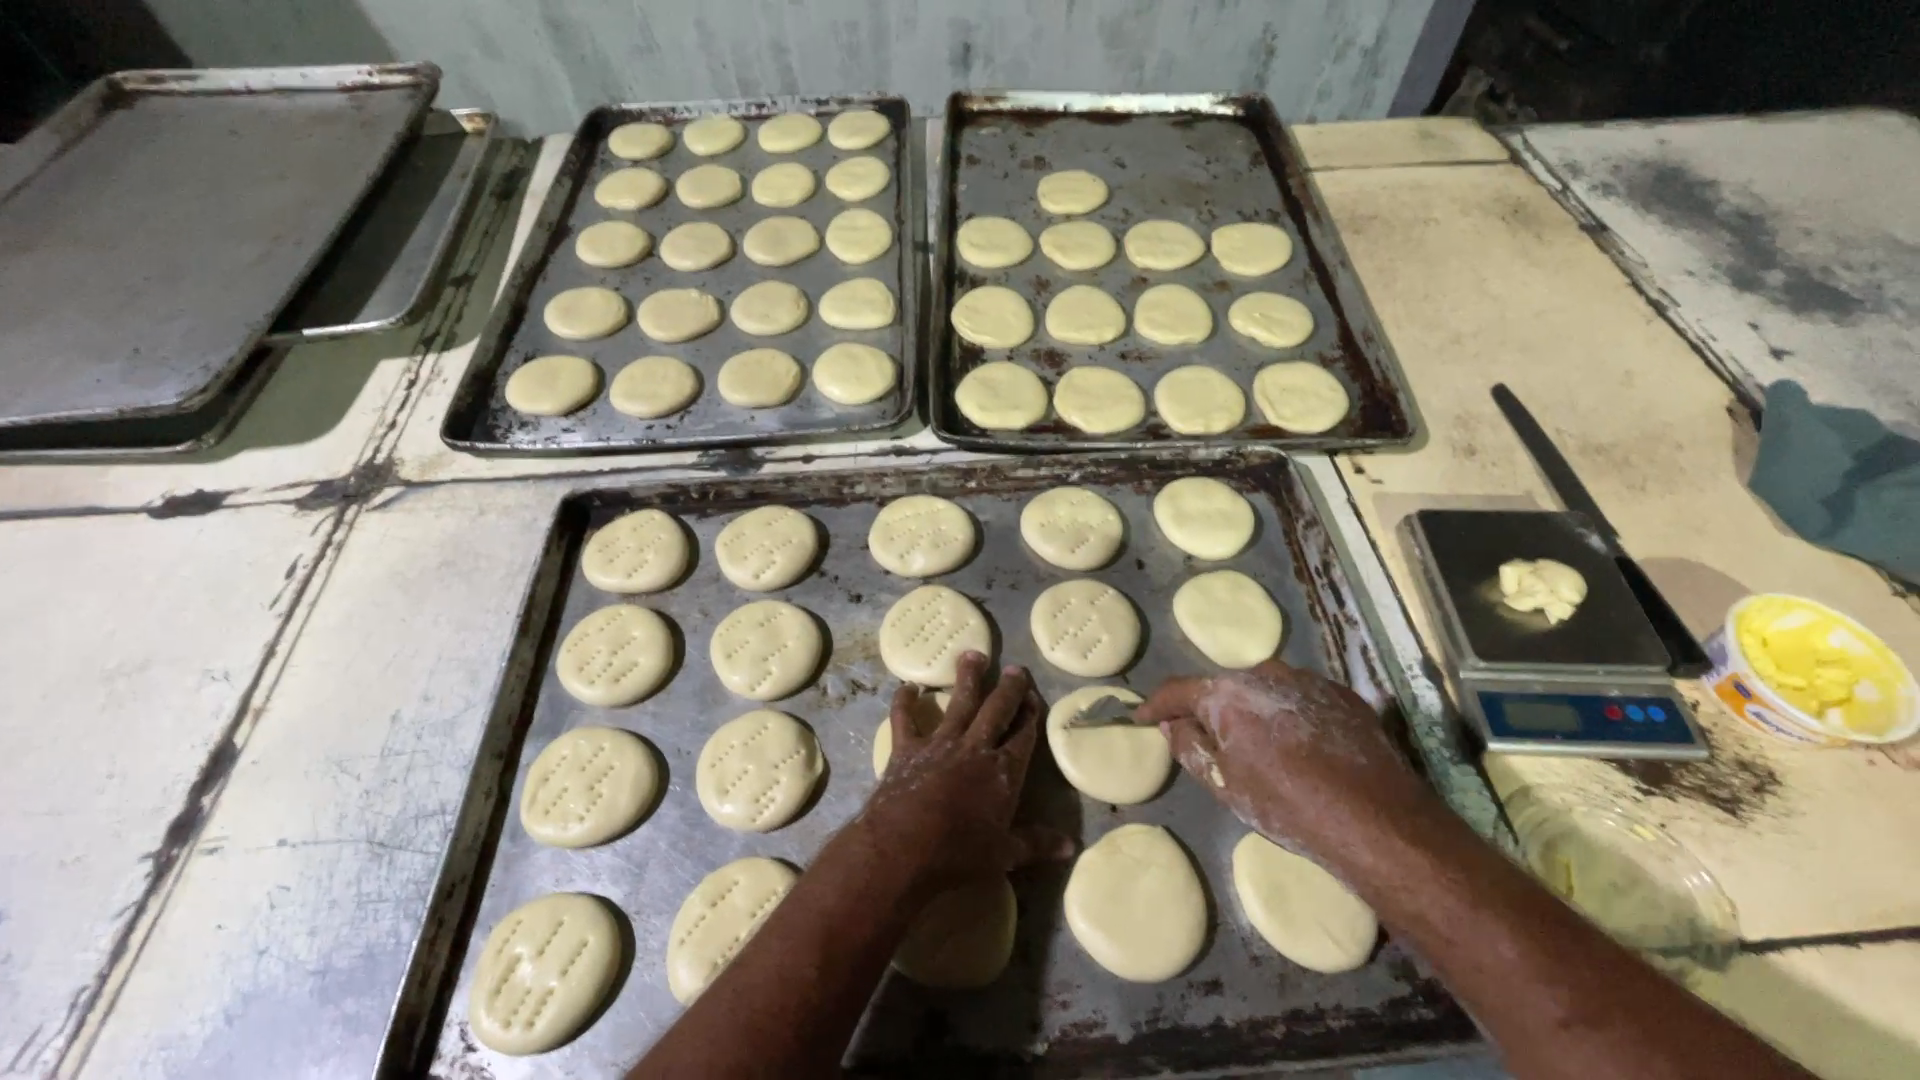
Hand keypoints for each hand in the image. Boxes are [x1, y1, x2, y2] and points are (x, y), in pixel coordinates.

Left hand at [859, 652, 1071, 895]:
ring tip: (973, 654)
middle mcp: (975, 749)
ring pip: (959, 703)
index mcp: (1003, 772)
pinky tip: (907, 687)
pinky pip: (905, 718)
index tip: (1034, 698)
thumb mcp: (1004, 855)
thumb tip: (1071, 846)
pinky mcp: (907, 749)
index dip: (1030, 715)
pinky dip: (905, 701)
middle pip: (997, 710)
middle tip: (1015, 669)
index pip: (1023, 736)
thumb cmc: (958, 855)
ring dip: (967, 678)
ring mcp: (940, 745)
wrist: (903, 848)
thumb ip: (1035, 844)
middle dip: (1008, 689)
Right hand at [1134, 659, 1428, 853]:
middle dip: (1210, 711)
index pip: (1179, 690)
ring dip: (1252, 712)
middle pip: (1224, 688)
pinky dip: (1287, 717)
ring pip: (1264, 691)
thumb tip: (1172, 723)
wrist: (1376, 819)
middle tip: (1206, 742)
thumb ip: (1189, 746)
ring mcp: (1309, 681)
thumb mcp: (1225, 784)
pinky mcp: (1344, 696)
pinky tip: (1297, 748)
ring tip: (1257, 747)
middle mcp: (1267, 673)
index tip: (1142, 717)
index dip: (1157, 705)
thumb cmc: (1287, 805)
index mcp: (1228, 693)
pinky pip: (1299, 700)